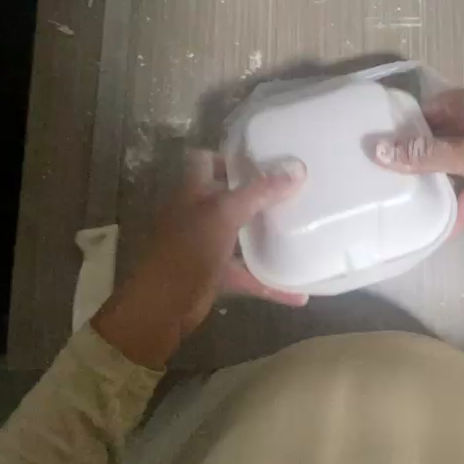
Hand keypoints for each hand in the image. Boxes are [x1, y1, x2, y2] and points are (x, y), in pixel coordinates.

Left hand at [92, 150, 305, 367]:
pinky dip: (270, 283)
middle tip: (293, 192)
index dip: (230, 157)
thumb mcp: (224, 213)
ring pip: (240, 236)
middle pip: (228, 197)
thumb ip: (259, 192)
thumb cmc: (188, 248)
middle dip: (258, 195)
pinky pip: (248, 275)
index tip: (266, 161)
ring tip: (300, 231)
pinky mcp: (216, 275)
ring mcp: (206, 245)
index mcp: (192, 191)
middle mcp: (198, 214)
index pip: (206, 160)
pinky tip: (299, 292)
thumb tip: (298, 169)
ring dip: (265, 237)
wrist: (163, 307)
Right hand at [372, 89, 463, 259]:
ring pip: (454, 157)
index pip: (435, 103)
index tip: (383, 140)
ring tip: (405, 191)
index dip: (410, 120)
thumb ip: (427, 153)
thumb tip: (380, 149)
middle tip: (387, 168)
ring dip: (435, 174)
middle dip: (418, 150)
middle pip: (442, 130)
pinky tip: (444, 220)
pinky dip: (458, 197)